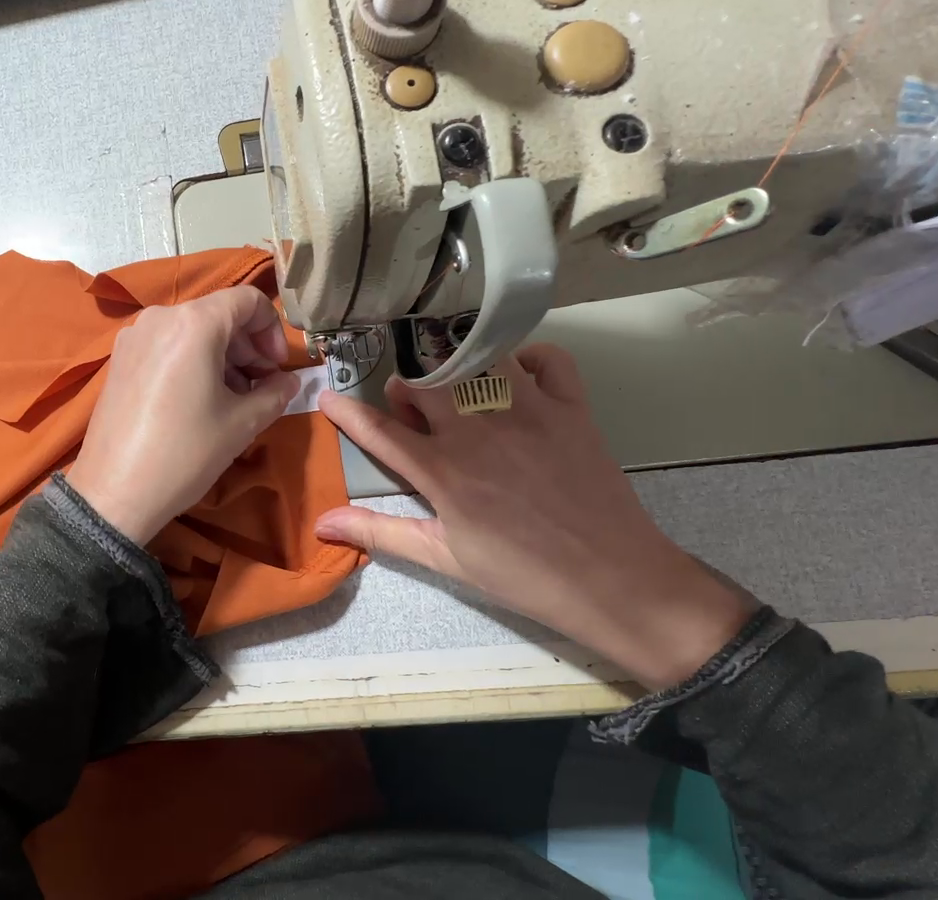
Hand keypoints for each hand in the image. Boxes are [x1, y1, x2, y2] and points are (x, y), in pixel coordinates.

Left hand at [66, 286, 302, 545]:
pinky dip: (192, 362)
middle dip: (248, 347)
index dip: (272, 330)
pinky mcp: (119, 359)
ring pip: (192, 331)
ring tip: (233, 399)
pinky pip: (167, 346)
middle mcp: (160, 317)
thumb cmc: (184, 453)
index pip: (248, 300)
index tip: (277, 368)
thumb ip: (274, 393)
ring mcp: (134, 337)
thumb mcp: (242, 423)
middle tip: (262, 388)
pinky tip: (199, 400)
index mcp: (193, 323)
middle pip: (218, 314)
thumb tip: (288, 382)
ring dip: (222, 357)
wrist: (114, 492)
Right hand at [316, 344, 757, 690]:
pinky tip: (517, 375)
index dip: (346, 411)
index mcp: (442, 470)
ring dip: (458, 366)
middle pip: (426, 382)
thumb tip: (322, 523)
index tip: (327, 395)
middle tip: (410, 401)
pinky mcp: (571, 408)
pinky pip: (548, 359)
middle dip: (407, 385)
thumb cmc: (522, 574)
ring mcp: (528, 412)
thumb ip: (381, 533)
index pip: (379, 430)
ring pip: (479, 361)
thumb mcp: (444, 558)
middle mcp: (478, 430)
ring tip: (457, 383)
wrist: (615, 580)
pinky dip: (529, 357)